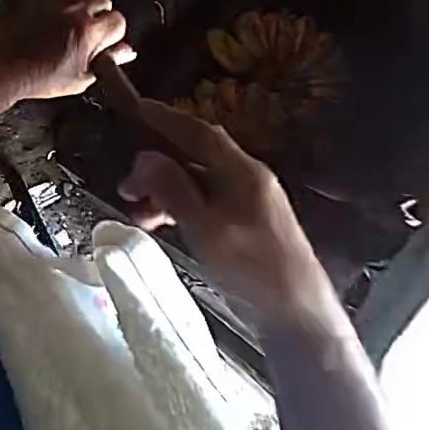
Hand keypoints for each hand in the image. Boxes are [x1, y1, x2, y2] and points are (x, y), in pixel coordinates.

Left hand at [0, 0, 134, 99]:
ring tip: (73, 17)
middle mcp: (74, 10)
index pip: (118, 21)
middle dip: (99, 13)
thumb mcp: (78, 79)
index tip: (105, 39)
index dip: (112, 32)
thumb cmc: (33, 75)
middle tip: (87, 29)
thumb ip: (106, 62)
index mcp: (88, 33)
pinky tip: (59, 6)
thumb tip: (123, 54)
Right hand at [120, 101, 341, 329]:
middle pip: (195, 156)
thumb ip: (174, 190)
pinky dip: (179, 206)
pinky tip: (160, 221)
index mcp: (243, 172)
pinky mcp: (246, 223)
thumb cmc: (256, 273)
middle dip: (157, 165)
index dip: (167, 119)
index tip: (138, 108)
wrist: (301, 320)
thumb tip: (146, 158)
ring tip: (137, 209)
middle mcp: (247, 178)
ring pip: (197, 181)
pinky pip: (205, 201)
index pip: (199, 133)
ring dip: (164, 189)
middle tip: (127, 185)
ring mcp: (248, 201)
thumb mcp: (207, 230)